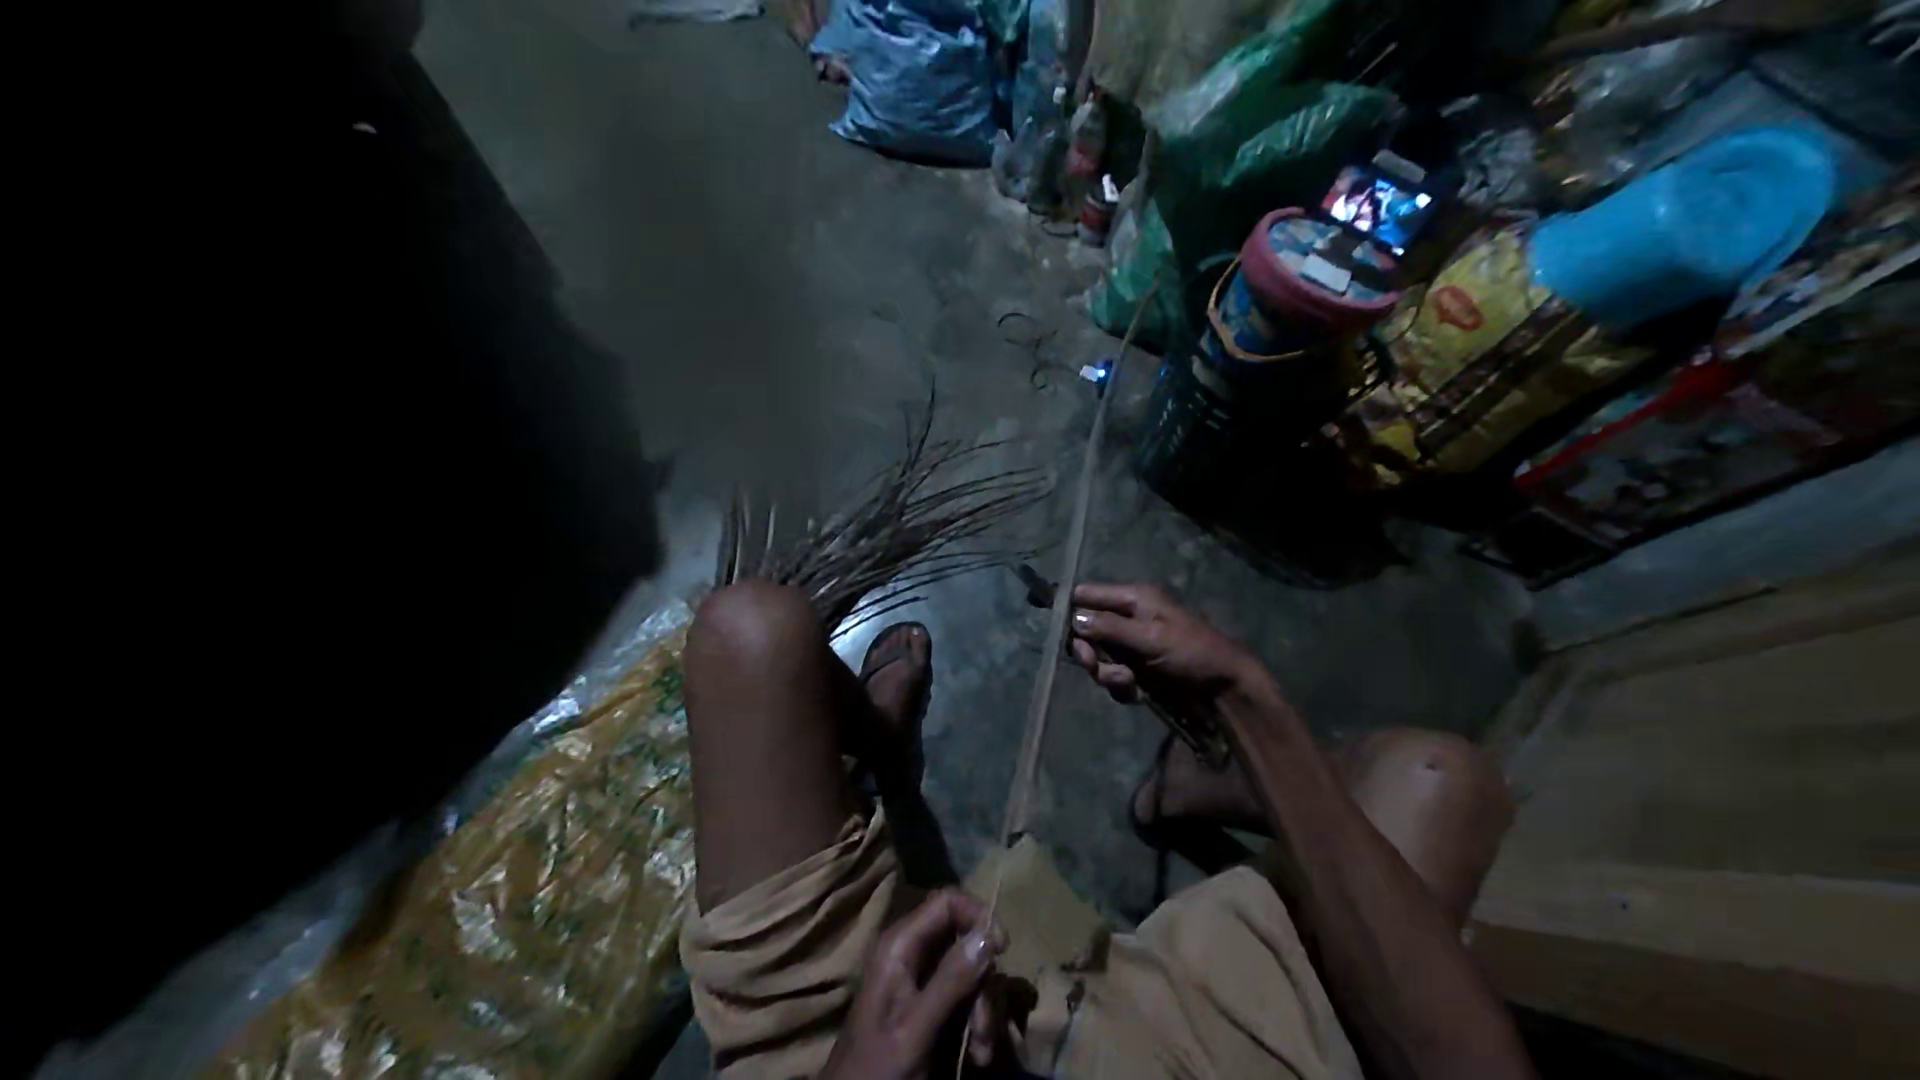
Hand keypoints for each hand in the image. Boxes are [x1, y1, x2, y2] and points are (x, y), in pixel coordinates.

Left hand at [818, 889, 1007, 1079]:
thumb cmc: (877, 1067)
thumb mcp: (915, 1028)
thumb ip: (950, 980)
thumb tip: (987, 933)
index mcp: (900, 945)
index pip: (947, 901)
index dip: (978, 913)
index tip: (1002, 946)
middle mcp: (913, 953)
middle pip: (965, 940)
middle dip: (984, 981)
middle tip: (984, 1025)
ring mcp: (924, 979)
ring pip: (973, 972)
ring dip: (984, 1010)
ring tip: (980, 1051)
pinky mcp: (935, 1005)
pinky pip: (970, 998)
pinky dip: (979, 1024)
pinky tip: (977, 1055)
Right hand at [1069, 583, 1264, 704]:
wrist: (1226, 692)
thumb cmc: (1192, 653)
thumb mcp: (1150, 637)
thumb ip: (1109, 627)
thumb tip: (1073, 617)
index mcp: (1135, 599)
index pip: (1088, 593)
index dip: (1067, 604)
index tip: (1044, 615)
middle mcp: (1129, 620)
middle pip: (1086, 629)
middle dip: (1087, 649)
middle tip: (1093, 662)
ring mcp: (1132, 648)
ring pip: (1098, 657)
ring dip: (1106, 672)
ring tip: (1127, 681)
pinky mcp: (1137, 673)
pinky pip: (1113, 677)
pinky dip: (1120, 687)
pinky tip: (1136, 693)